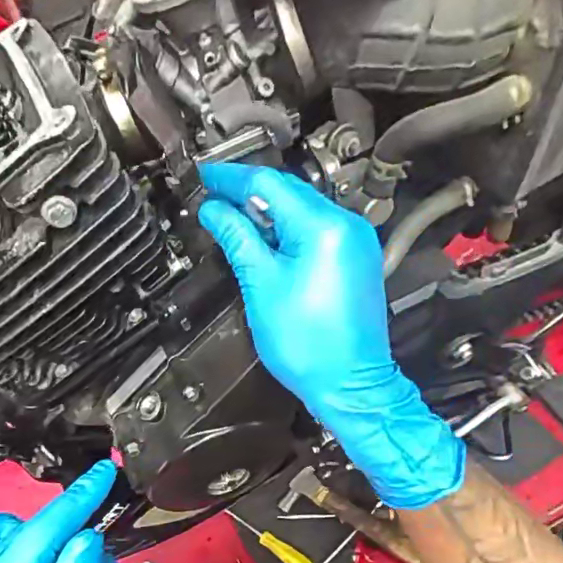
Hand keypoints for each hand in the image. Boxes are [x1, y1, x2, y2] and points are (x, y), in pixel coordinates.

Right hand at [196, 162, 463, 508]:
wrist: (352, 384)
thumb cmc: (313, 347)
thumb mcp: (261, 285)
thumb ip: (238, 239)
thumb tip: (216, 211)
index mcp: (324, 228)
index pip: (268, 183)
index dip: (230, 179)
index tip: (205, 178)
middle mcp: (347, 227)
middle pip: (288, 192)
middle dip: (248, 193)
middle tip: (213, 198)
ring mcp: (356, 243)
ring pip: (303, 210)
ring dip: (267, 212)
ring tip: (233, 219)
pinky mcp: (356, 259)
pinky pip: (317, 231)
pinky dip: (289, 230)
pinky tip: (266, 240)